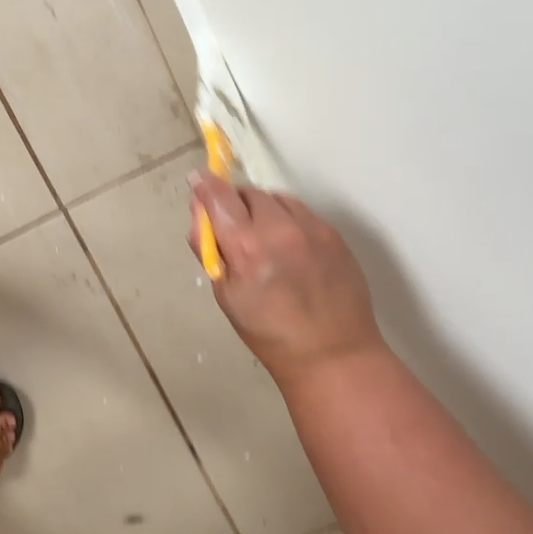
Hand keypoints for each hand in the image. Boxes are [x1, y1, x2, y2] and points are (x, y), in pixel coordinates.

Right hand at [187, 172, 384, 384]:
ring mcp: (313, 230)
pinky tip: (289, 248)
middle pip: (248, 192)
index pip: (218, 195)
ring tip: (263, 237)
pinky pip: (303, 213)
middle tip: (232, 227)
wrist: (332, 353)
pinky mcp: (335, 236)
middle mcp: (281, 229)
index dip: (204, 185)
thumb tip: (200, 213)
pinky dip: (288, 220)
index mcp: (247, 246)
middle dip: (234, 202)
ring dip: (263, 208)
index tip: (197, 181)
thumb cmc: (266, 330)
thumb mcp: (224, 292)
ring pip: (278, 198)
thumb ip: (208, 248)